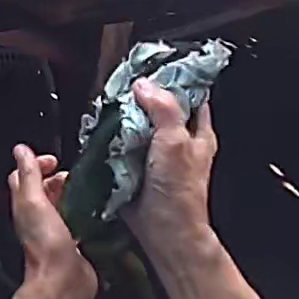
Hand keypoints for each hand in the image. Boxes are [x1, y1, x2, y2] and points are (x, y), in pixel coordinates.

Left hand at [8, 145, 96, 298]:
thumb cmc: (45, 244)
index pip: (24, 176)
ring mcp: (55, 229)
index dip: (36, 163)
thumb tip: (20, 149)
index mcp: (24, 204)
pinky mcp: (72, 241)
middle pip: (44, 188)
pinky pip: (76, 221)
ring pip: (61, 203)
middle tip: (72, 176)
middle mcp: (37, 216)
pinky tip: (94, 210)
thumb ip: (29, 174)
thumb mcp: (34, 200)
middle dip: (57, 177)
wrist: (62, 282)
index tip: (53, 161)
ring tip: (86, 189)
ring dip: (72, 194)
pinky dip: (84, 212)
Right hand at [124, 79, 223, 264]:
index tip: (151, 67)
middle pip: (157, 107)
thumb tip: (142, 85)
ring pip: (136, 124)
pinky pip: (120, 144)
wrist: (164, 231)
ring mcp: (154, 153)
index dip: (173, 79)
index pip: (188, 94)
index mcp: (197, 132)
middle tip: (122, 87)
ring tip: (107, 106)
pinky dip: (110, 137)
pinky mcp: (134, 166)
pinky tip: (101, 130)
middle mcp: (176, 140)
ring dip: (122, 117)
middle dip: (139, 97)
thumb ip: (163, 109)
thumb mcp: (176, 142)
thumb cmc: (179, 190)